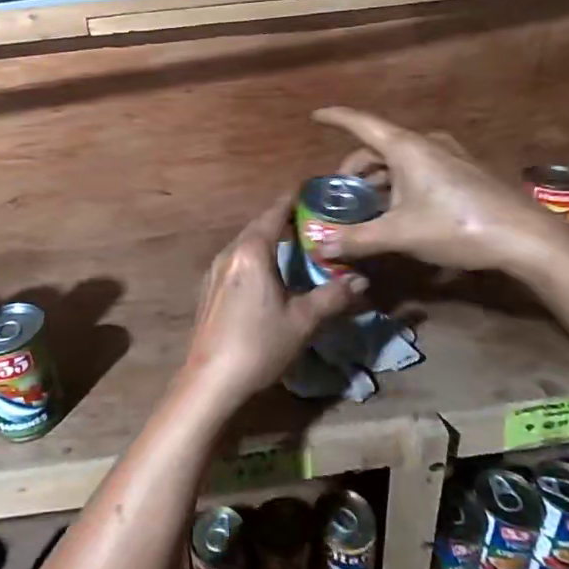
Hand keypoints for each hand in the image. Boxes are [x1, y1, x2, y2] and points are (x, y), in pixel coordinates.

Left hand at [180, 194, 366, 405]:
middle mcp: (228, 254)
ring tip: (296, 246)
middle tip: (313, 220)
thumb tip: (360, 280)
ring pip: (245, 245)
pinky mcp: (208, 290)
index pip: (274, 214)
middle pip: (258, 227)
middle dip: (284, 221)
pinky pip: (237, 262)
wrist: (211, 379)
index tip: (312, 190)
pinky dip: (256, 258)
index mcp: (251, 253)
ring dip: (269, 241)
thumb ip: (332, 296)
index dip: (293, 200)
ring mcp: (214, 272)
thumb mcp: (302, 321)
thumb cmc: (259, 345)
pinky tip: (270, 274)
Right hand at [310, 107, 568, 277]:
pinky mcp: (465, 174)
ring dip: (377, 180)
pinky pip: (419, 170)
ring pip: (399, 160)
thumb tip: (319, 246)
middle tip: (340, 196)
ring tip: (365, 208)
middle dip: (354, 170)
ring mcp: (450, 157)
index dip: (336, 119)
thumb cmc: (456, 227)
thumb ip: (356, 239)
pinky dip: (399, 184)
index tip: (315, 116)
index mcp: (406, 148)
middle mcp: (427, 145)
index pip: (361, 124)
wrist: (527, 240)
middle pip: (377, 148)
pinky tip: (398, 211)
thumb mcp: (399, 235)